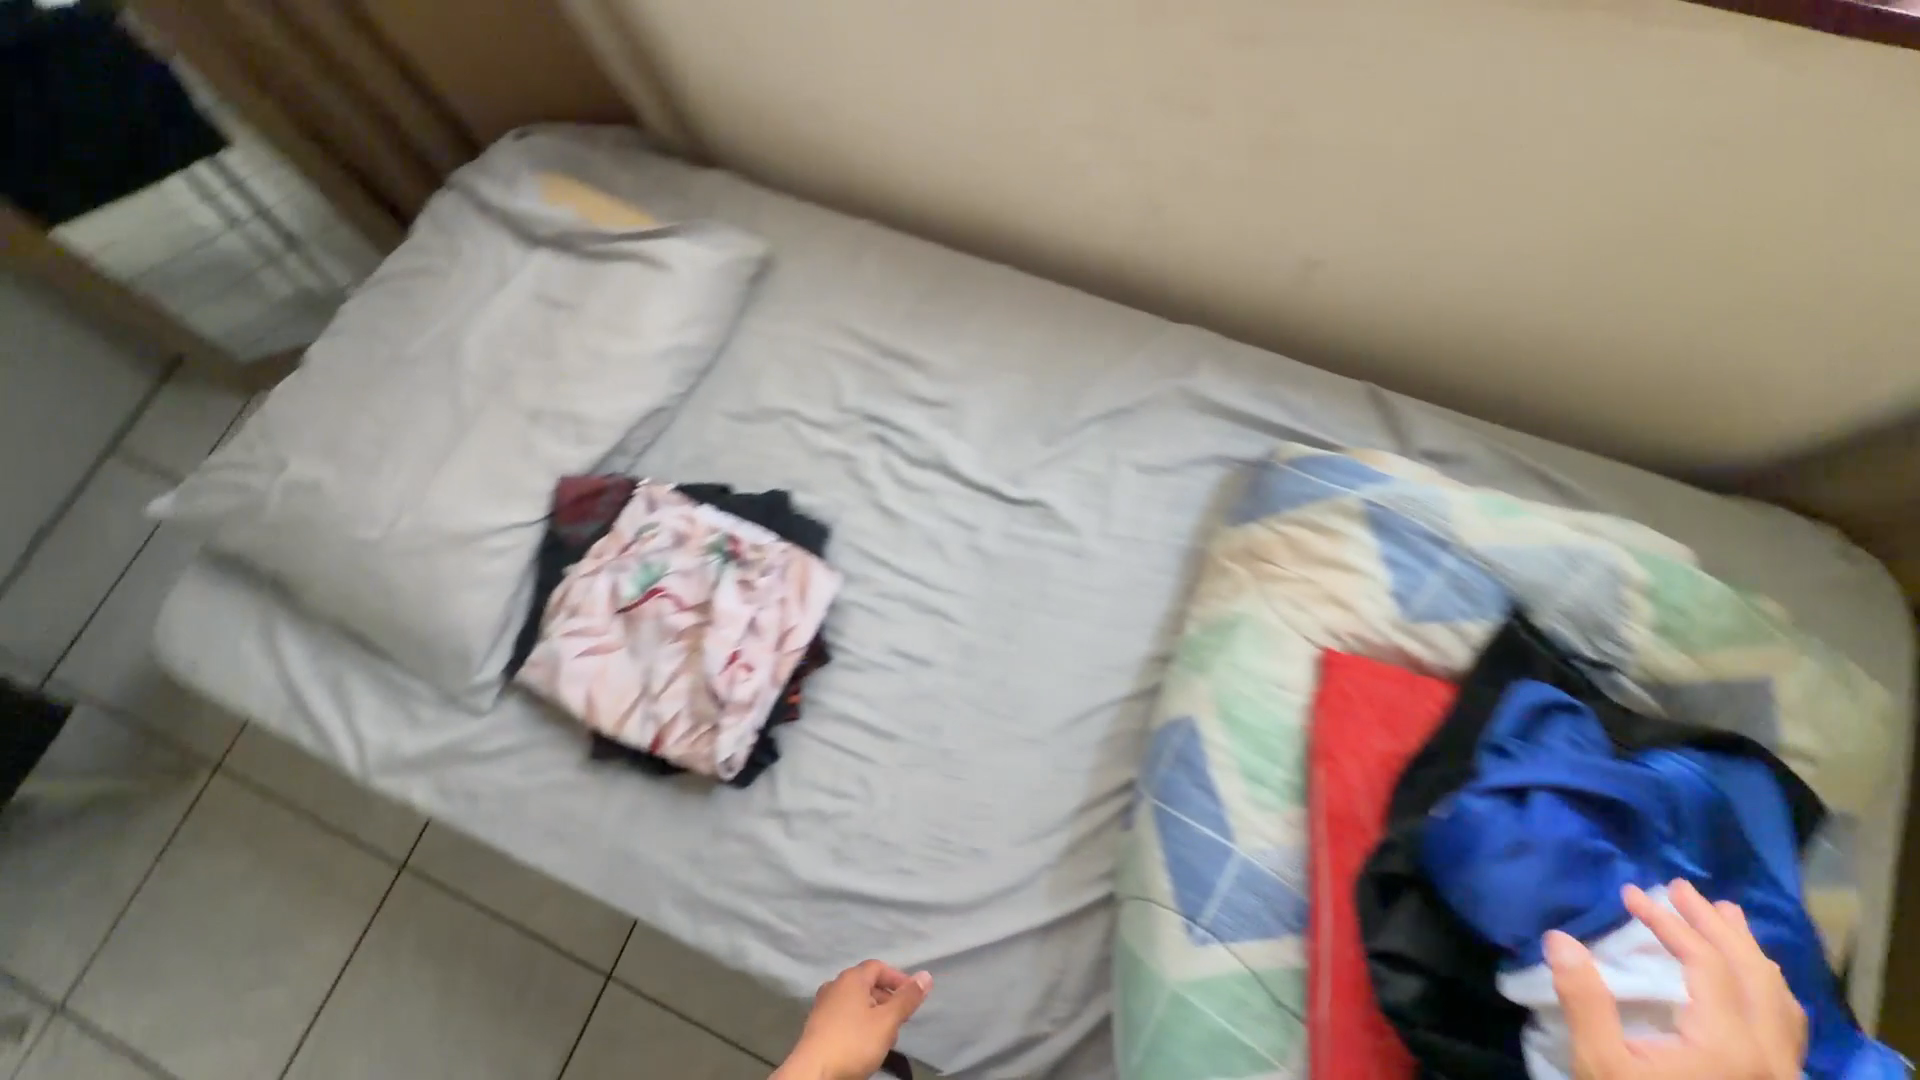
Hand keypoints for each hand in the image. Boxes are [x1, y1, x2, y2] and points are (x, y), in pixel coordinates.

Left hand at [773, 960, 932, 1079]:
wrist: (812, 1074)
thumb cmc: (853, 1043)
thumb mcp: (887, 1022)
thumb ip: (907, 999)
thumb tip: (926, 975)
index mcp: (851, 978)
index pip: (879, 967)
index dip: (898, 979)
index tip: (913, 997)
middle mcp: (835, 986)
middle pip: (867, 985)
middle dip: (887, 1001)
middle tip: (900, 1022)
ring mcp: (823, 1006)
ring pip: (856, 1003)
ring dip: (874, 1016)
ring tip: (885, 1038)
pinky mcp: (816, 1027)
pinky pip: (844, 1017)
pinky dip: (858, 1025)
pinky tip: (864, 1046)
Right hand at [1547, 879, 1805, 1079]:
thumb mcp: (1601, 1066)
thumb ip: (1585, 1002)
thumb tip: (1559, 937)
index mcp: (1728, 1045)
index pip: (1706, 964)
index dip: (1669, 922)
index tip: (1631, 894)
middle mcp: (1769, 1055)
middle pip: (1754, 974)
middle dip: (1716, 925)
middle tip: (1682, 888)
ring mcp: (1781, 1073)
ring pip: (1779, 998)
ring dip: (1749, 951)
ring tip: (1725, 917)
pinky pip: (1785, 1022)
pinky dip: (1766, 986)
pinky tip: (1751, 979)